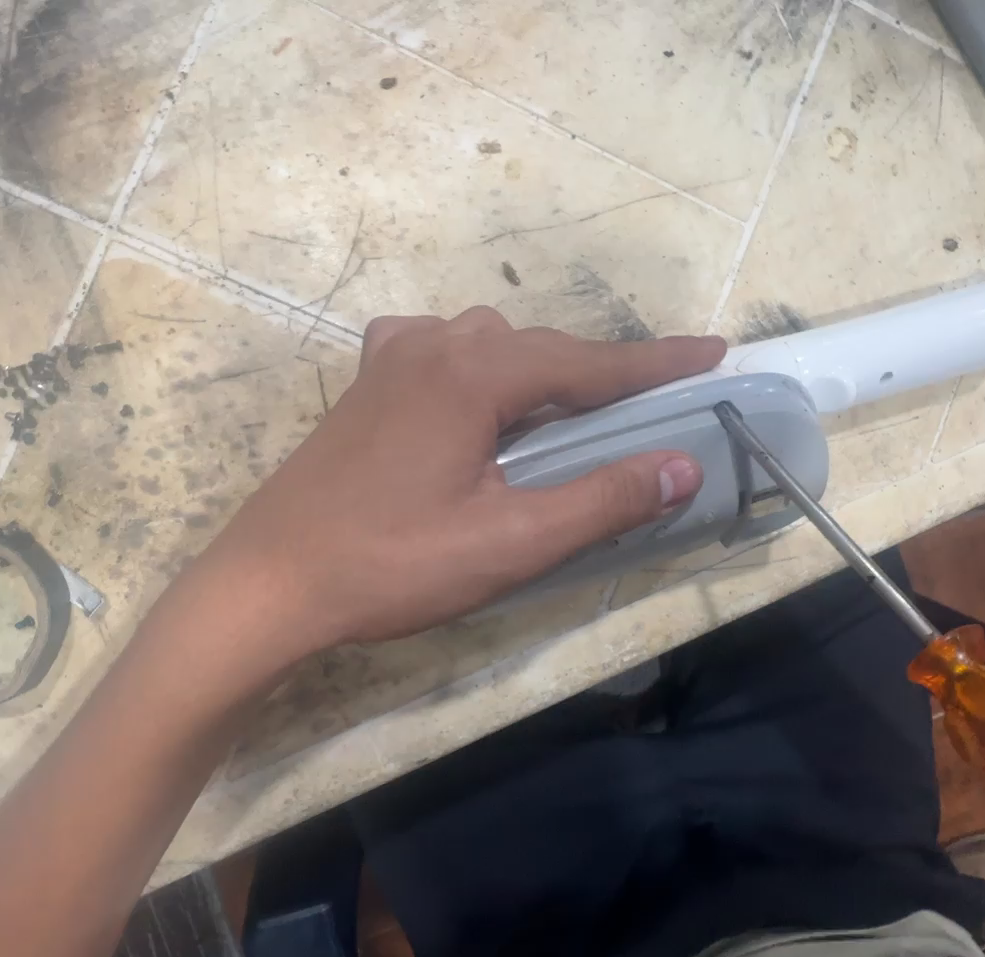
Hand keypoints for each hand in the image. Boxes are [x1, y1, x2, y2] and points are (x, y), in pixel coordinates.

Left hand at [198, 307, 723, 648]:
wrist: (271, 583)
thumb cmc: (392, 565)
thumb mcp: (512, 541)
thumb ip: (602, 500)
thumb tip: (682, 464)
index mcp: (474, 373)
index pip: (589, 362)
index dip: (656, 363)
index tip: (714, 352)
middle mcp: (433, 346)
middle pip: (540, 348)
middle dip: (601, 372)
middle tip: (651, 399)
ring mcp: (389, 361)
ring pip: (489, 344)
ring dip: (540, 369)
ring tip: (571, 408)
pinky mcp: (364, 388)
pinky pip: (437, 352)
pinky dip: (476, 365)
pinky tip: (474, 394)